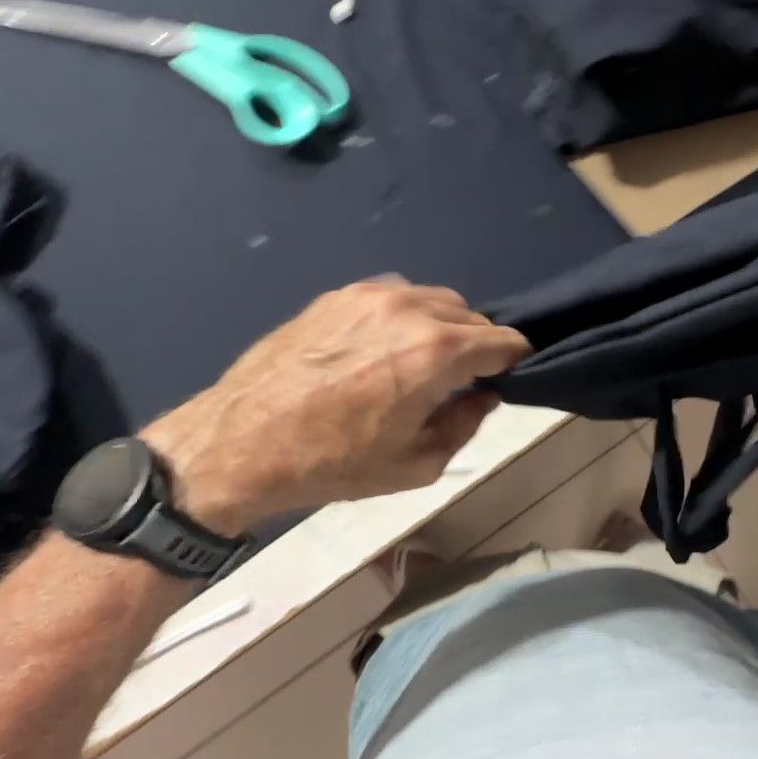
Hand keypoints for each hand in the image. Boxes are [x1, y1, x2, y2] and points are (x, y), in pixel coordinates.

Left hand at [139, 278, 530, 533]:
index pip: (504, 341)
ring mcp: (370, 294)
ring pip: (434, 300)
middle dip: (479, 346)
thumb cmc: (336, 463)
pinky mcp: (338, 294)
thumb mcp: (417, 464)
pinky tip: (386, 350)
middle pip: (472, 317)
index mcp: (436, 352)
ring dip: (445, 328)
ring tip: (425, 365)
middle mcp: (409, 309)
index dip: (514, 362)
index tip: (508, 381)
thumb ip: (465, 424)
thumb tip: (484, 396)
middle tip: (464, 382)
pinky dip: (408, 317)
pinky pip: (395, 295)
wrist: (243, 442)